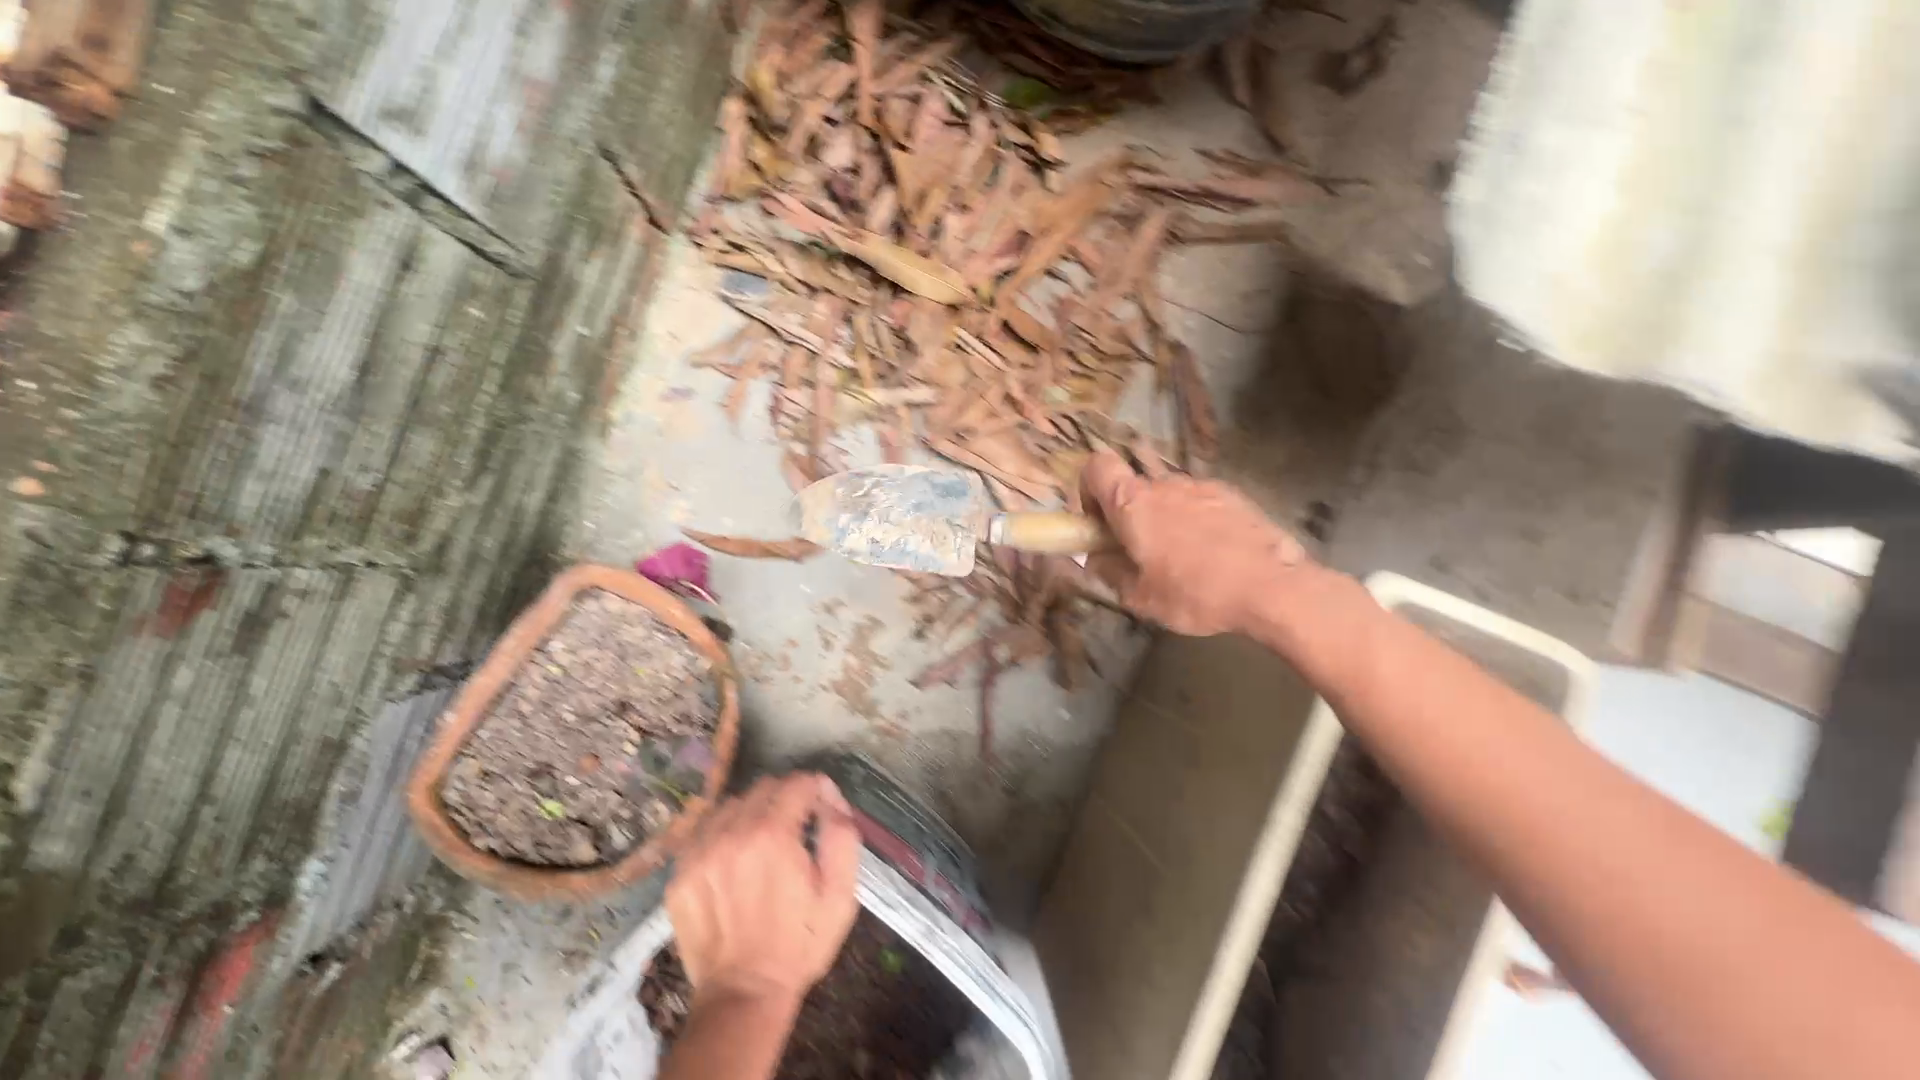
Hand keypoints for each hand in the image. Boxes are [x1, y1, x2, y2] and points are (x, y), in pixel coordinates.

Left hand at [666, 773, 861, 1007]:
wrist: (743, 994)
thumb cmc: (799, 945)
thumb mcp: (840, 895)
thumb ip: (842, 837)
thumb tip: (832, 800)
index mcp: (773, 835)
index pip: (797, 784)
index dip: (817, 790)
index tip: (823, 808)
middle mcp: (731, 834)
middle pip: (763, 788)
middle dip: (786, 798)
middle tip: (797, 828)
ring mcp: (699, 853)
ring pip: (731, 807)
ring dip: (753, 813)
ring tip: (763, 845)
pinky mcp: (679, 874)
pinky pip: (703, 834)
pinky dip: (723, 835)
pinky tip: (733, 860)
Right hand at [1080, 448, 1309, 635]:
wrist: (1272, 587)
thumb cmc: (1196, 593)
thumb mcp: (1140, 598)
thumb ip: (1109, 572)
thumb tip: (1095, 558)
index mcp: (1133, 503)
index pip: (1096, 466)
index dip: (1088, 489)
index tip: (1097, 523)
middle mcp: (1164, 484)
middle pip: (1134, 487)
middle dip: (1130, 516)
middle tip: (1140, 555)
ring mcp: (1202, 486)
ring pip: (1169, 497)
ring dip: (1165, 520)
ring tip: (1184, 560)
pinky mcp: (1233, 495)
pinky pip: (1201, 504)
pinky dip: (1197, 522)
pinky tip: (1215, 555)